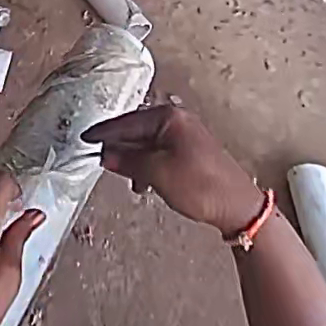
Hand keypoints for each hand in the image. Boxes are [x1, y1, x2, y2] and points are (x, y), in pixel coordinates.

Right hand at [82, 105, 262, 234]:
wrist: (239, 208)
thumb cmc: (202, 186)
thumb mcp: (157, 173)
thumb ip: (128, 161)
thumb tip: (106, 156)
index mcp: (168, 117)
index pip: (126, 122)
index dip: (104, 133)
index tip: (86, 138)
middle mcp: (177, 120)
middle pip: (136, 131)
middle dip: (121, 149)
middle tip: (104, 162)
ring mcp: (185, 135)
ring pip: (147, 144)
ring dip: (135, 161)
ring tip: (133, 181)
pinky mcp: (190, 151)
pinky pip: (159, 153)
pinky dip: (149, 166)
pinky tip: (147, 183)